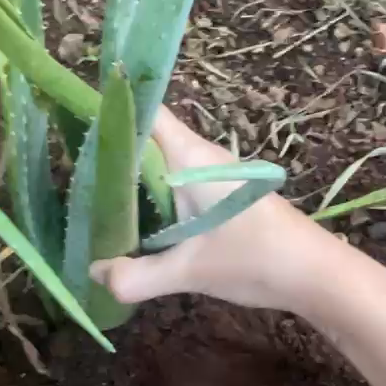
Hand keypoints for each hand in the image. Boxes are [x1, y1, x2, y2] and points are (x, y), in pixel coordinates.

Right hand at [90, 108, 361, 314]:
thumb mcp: (191, 271)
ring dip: (131, 180)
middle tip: (69, 169)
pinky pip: (176, 187)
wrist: (317, 274)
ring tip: (89, 197)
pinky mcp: (221, 199)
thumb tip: (94, 274)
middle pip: (148, 141)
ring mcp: (214, 178)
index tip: (73, 115)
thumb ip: (138, 275)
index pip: (148, 115)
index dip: (112, 110)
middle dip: (111, 153)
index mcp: (192, 159)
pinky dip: (151, 198)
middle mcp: (201, 159)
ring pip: (161, 167)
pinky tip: (132, 222)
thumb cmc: (257, 258)